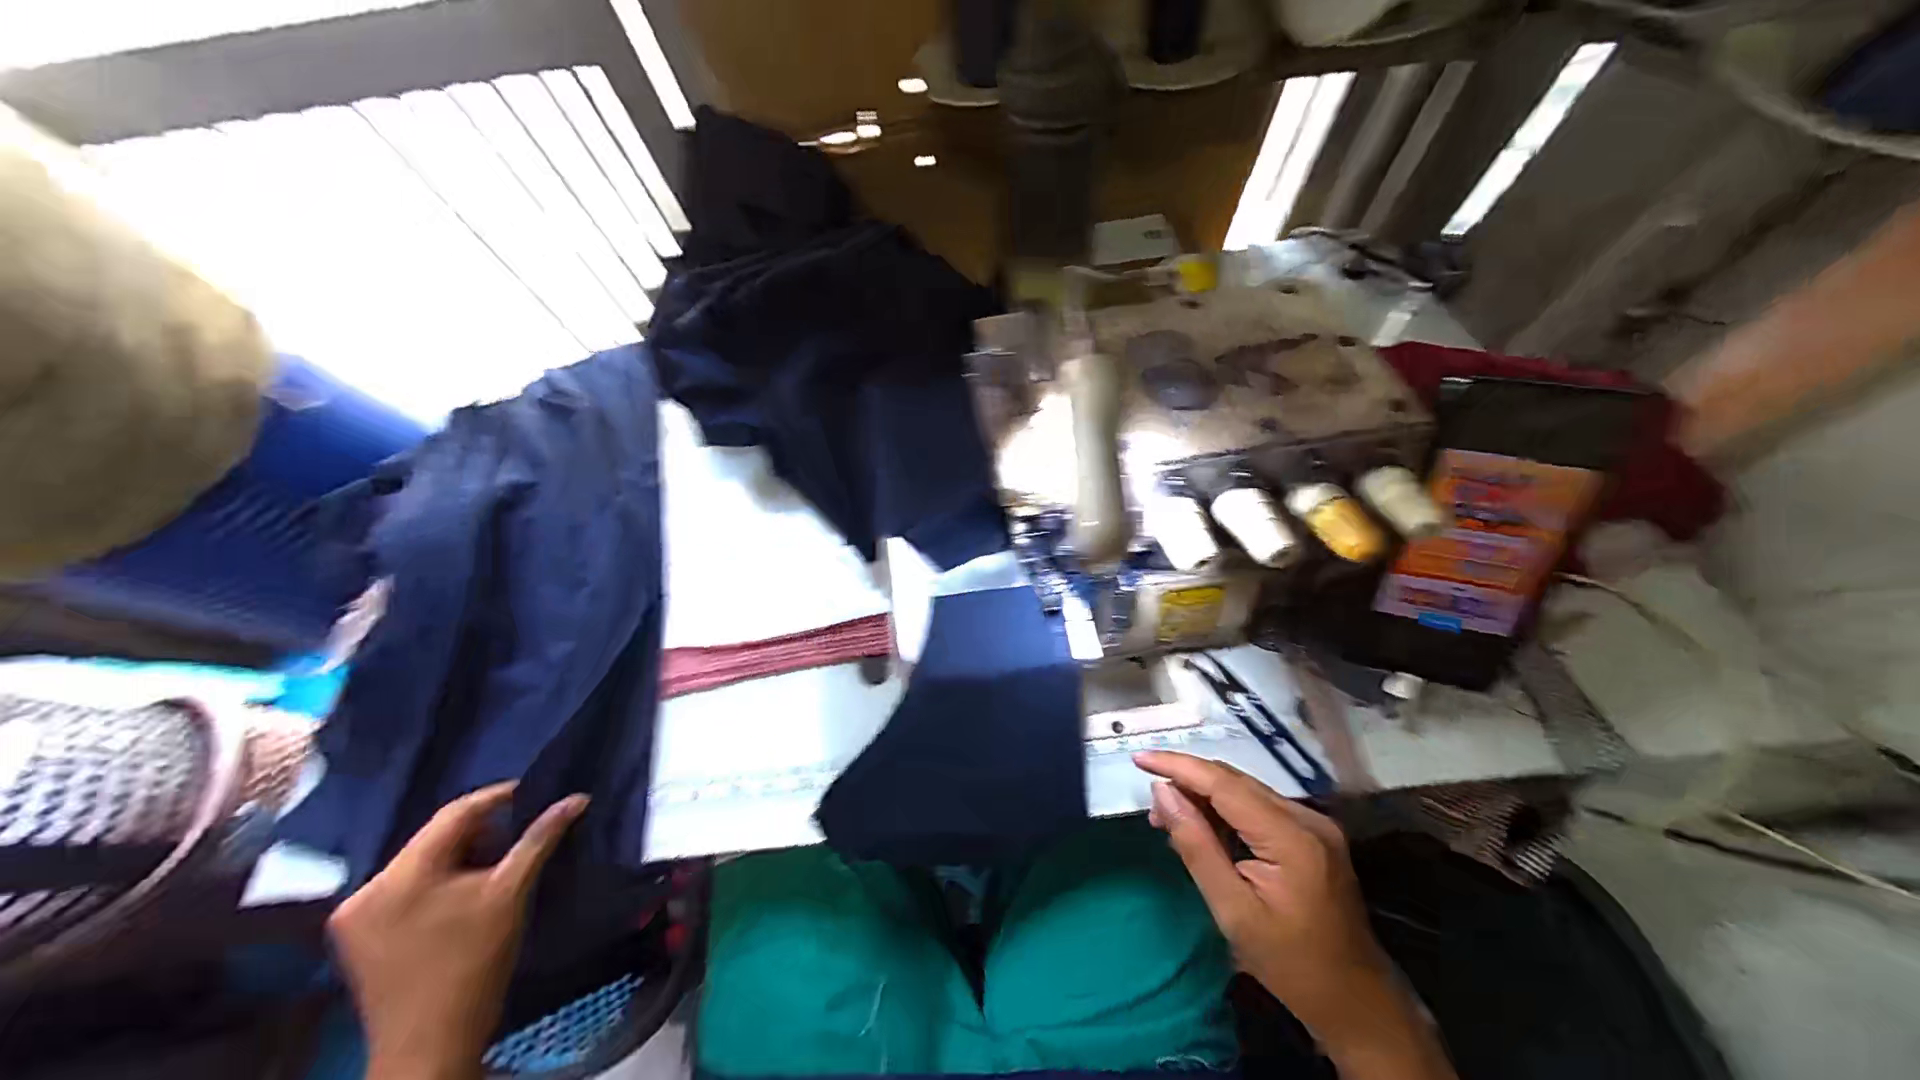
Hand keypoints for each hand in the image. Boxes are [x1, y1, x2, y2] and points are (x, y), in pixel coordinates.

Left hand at [328, 783, 588, 1079]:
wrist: (430, 1049)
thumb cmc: (474, 964)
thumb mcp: (512, 893)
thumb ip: (540, 839)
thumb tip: (576, 798)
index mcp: (398, 876)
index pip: (453, 814)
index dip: (497, 798)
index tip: (533, 793)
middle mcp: (366, 889)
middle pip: (435, 839)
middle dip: (482, 834)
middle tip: (521, 839)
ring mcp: (355, 916)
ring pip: (422, 864)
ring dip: (463, 858)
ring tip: (499, 868)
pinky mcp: (357, 938)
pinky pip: (407, 889)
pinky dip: (440, 883)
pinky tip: (466, 896)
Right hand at [1135, 752, 1454, 1079]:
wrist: (1356, 1001)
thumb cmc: (1291, 964)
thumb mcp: (1233, 910)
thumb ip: (1196, 845)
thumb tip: (1162, 792)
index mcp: (1291, 837)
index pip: (1224, 783)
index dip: (1179, 766)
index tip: (1140, 758)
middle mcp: (1307, 818)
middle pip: (1235, 781)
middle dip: (1188, 781)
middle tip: (1151, 805)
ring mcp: (1314, 824)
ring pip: (1246, 790)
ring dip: (1204, 795)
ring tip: (1169, 817)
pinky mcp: (1313, 834)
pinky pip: (1259, 806)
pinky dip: (1225, 809)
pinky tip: (1204, 826)